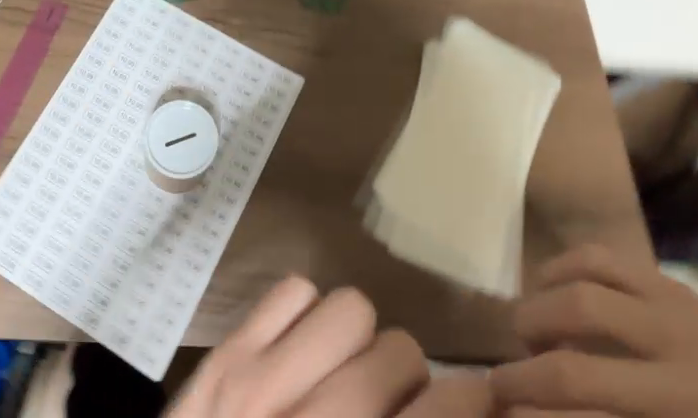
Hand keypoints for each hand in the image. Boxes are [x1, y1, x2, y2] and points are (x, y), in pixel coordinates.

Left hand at [167, 277, 494, 417]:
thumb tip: (455, 406)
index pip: (445, 408)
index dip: (472, 401)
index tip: (471, 401)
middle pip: (401, 351)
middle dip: (405, 378)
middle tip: (387, 404)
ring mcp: (261, 381)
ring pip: (350, 308)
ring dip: (356, 340)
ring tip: (339, 372)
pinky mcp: (225, 356)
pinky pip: (292, 291)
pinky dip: (304, 313)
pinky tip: (297, 352)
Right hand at [490, 247, 697, 417]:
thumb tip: (527, 413)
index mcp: (680, 396)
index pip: (577, 377)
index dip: (522, 384)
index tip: (493, 395)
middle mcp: (679, 338)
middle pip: (579, 305)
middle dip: (529, 326)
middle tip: (516, 356)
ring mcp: (681, 304)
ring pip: (593, 264)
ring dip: (548, 286)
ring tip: (537, 318)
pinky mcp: (681, 290)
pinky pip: (613, 259)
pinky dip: (573, 268)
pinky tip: (563, 294)